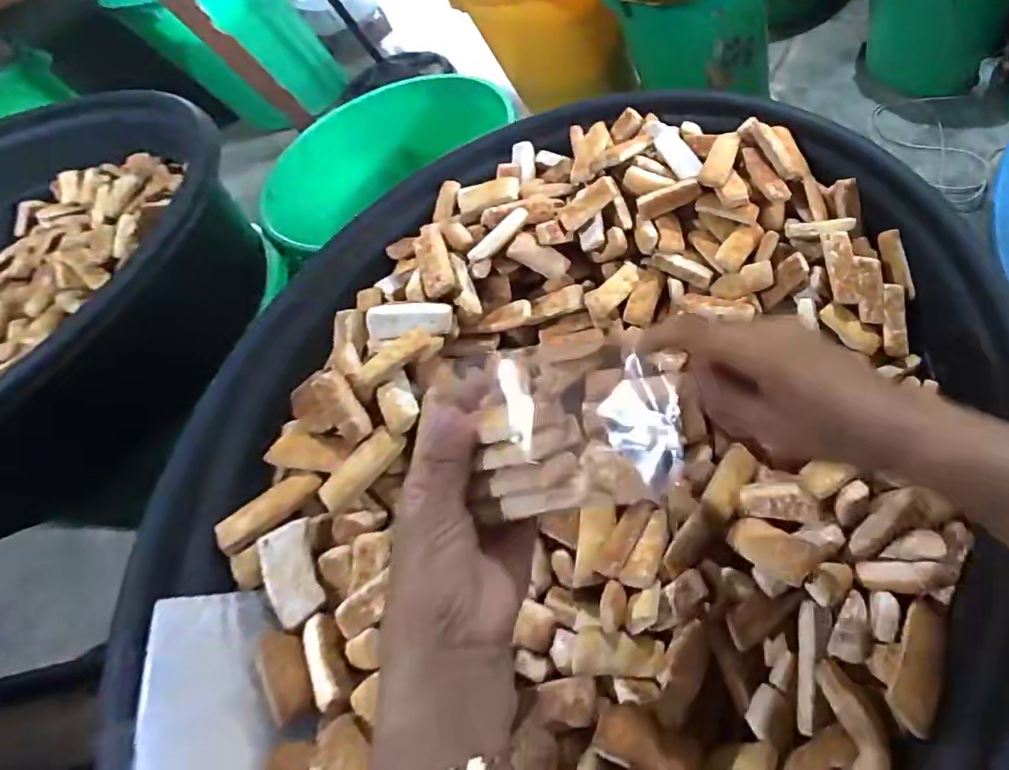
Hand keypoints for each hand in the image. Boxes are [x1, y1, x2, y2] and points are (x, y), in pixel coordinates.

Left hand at [375, 374, 536, 769]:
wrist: (460, 645)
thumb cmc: (430, 580)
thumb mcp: (430, 518)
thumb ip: (443, 465)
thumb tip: (454, 403)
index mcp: (430, 483)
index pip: (448, 429)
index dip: (467, 397)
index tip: (497, 363)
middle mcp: (463, 486)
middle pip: (488, 439)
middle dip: (511, 411)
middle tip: (545, 375)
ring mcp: (497, 503)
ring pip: (517, 459)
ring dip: (537, 435)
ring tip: (566, 400)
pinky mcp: (528, 521)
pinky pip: (542, 488)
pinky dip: (557, 469)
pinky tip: (578, 443)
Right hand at [643, 316, 930, 468]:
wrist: (890, 422)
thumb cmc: (826, 430)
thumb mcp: (764, 425)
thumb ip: (722, 398)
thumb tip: (695, 376)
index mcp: (754, 345)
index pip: (694, 331)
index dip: (661, 337)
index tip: (636, 350)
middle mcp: (769, 326)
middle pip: (717, 335)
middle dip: (698, 363)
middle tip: (692, 401)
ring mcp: (791, 330)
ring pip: (740, 341)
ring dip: (726, 366)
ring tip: (732, 409)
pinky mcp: (806, 340)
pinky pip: (762, 346)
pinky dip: (748, 366)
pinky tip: (763, 400)